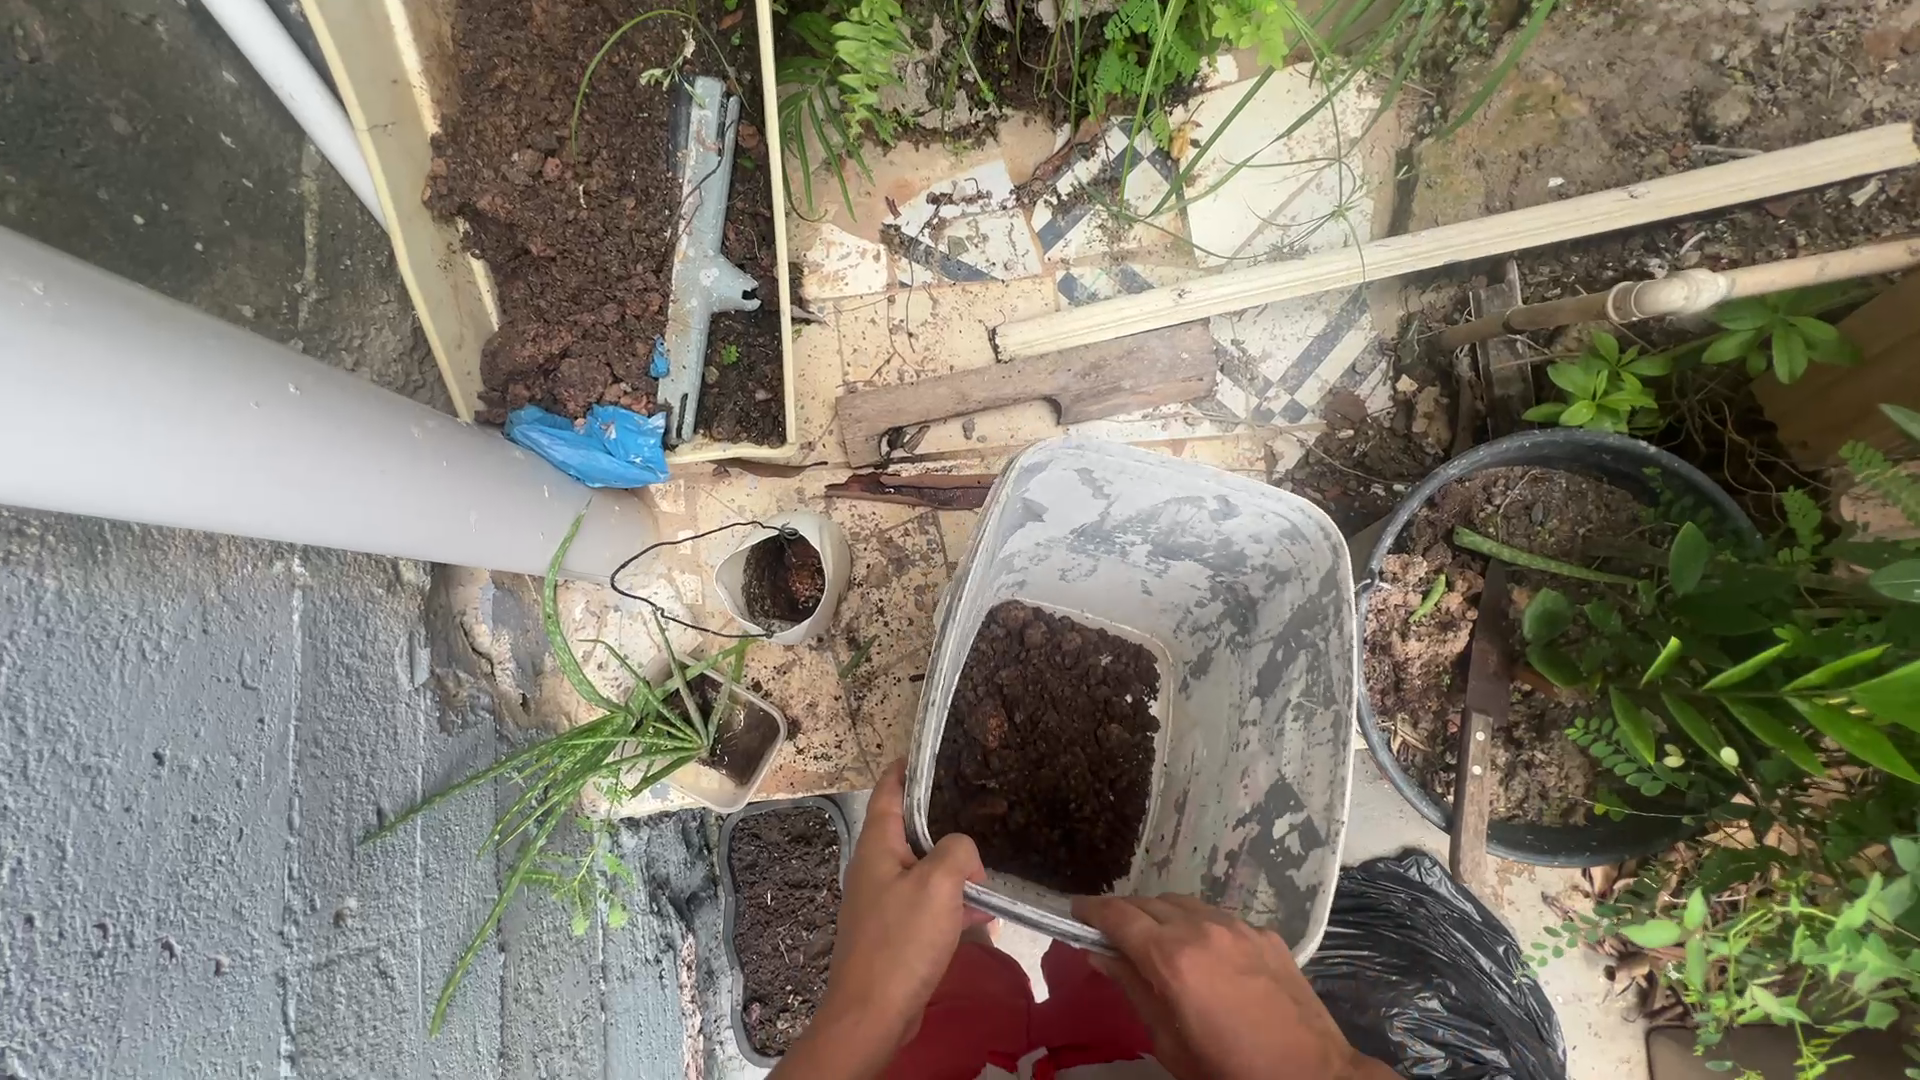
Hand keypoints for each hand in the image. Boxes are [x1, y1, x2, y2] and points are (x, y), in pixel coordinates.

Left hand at [776, 761, 988, 1078]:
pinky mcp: (894, 932)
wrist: (873, 1015)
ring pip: (923, 868)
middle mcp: (875, 867)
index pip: (888, 790)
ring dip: (953, 865)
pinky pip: (927, 903)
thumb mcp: (939, 883)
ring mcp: (883, 901)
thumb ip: (959, 850)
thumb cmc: (901, 941)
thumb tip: (967, 858)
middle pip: (909, 828)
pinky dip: (952, 902)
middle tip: (978, 805)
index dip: (906, 767)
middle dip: (942, 818)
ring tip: (988, 861)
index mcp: (877, 845)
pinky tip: (982, 912)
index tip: (930, 752)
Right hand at [1072, 894, 1389, 1079]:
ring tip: (1157, 939)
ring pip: (1182, 902)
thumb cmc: (1229, 1073)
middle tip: (1112, 932)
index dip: (1090, 909)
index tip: (1074, 910)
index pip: (1117, 915)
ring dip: (1161, 914)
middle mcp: (1200, 928)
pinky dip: (1199, 925)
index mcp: (1170, 957)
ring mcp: (1236, 926)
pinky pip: (1218, 916)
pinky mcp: (1264, 933)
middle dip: (1124, 913)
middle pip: (1147, 902)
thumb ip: (1132, 988)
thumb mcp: (1169, 1042)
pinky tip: (1205, 953)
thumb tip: (1099, 954)